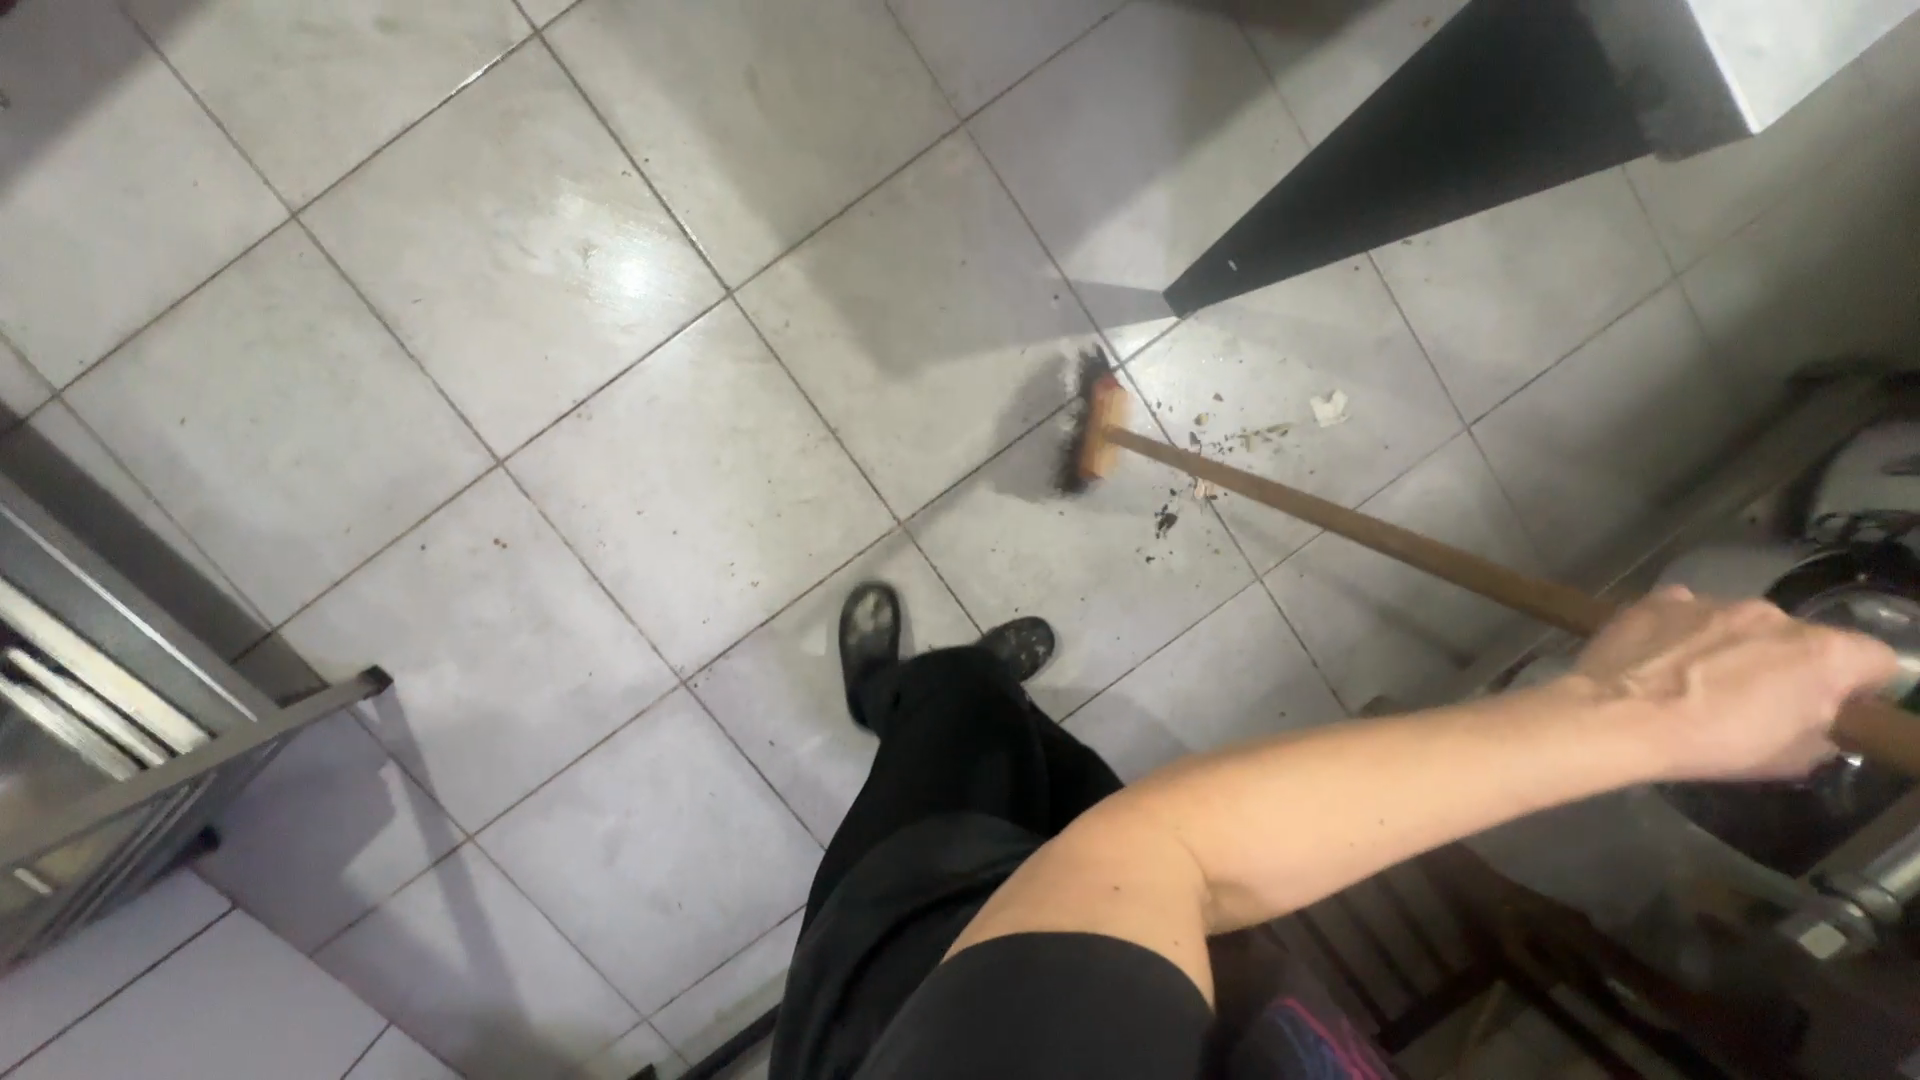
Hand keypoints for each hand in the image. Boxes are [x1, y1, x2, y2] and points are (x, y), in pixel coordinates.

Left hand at [1571, 586, 1900, 780]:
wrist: (1616, 717)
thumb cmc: (1710, 742)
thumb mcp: (1793, 755)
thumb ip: (1821, 726)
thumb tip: (1814, 715)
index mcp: (1823, 653)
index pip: (1872, 659)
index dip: (1857, 684)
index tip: (1832, 703)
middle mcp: (1770, 615)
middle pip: (1798, 636)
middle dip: (1785, 661)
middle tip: (1751, 693)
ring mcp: (1708, 602)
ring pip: (1737, 622)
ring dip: (1729, 643)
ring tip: (1694, 675)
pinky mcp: (1656, 600)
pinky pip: (1682, 612)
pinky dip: (1679, 629)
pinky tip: (1659, 654)